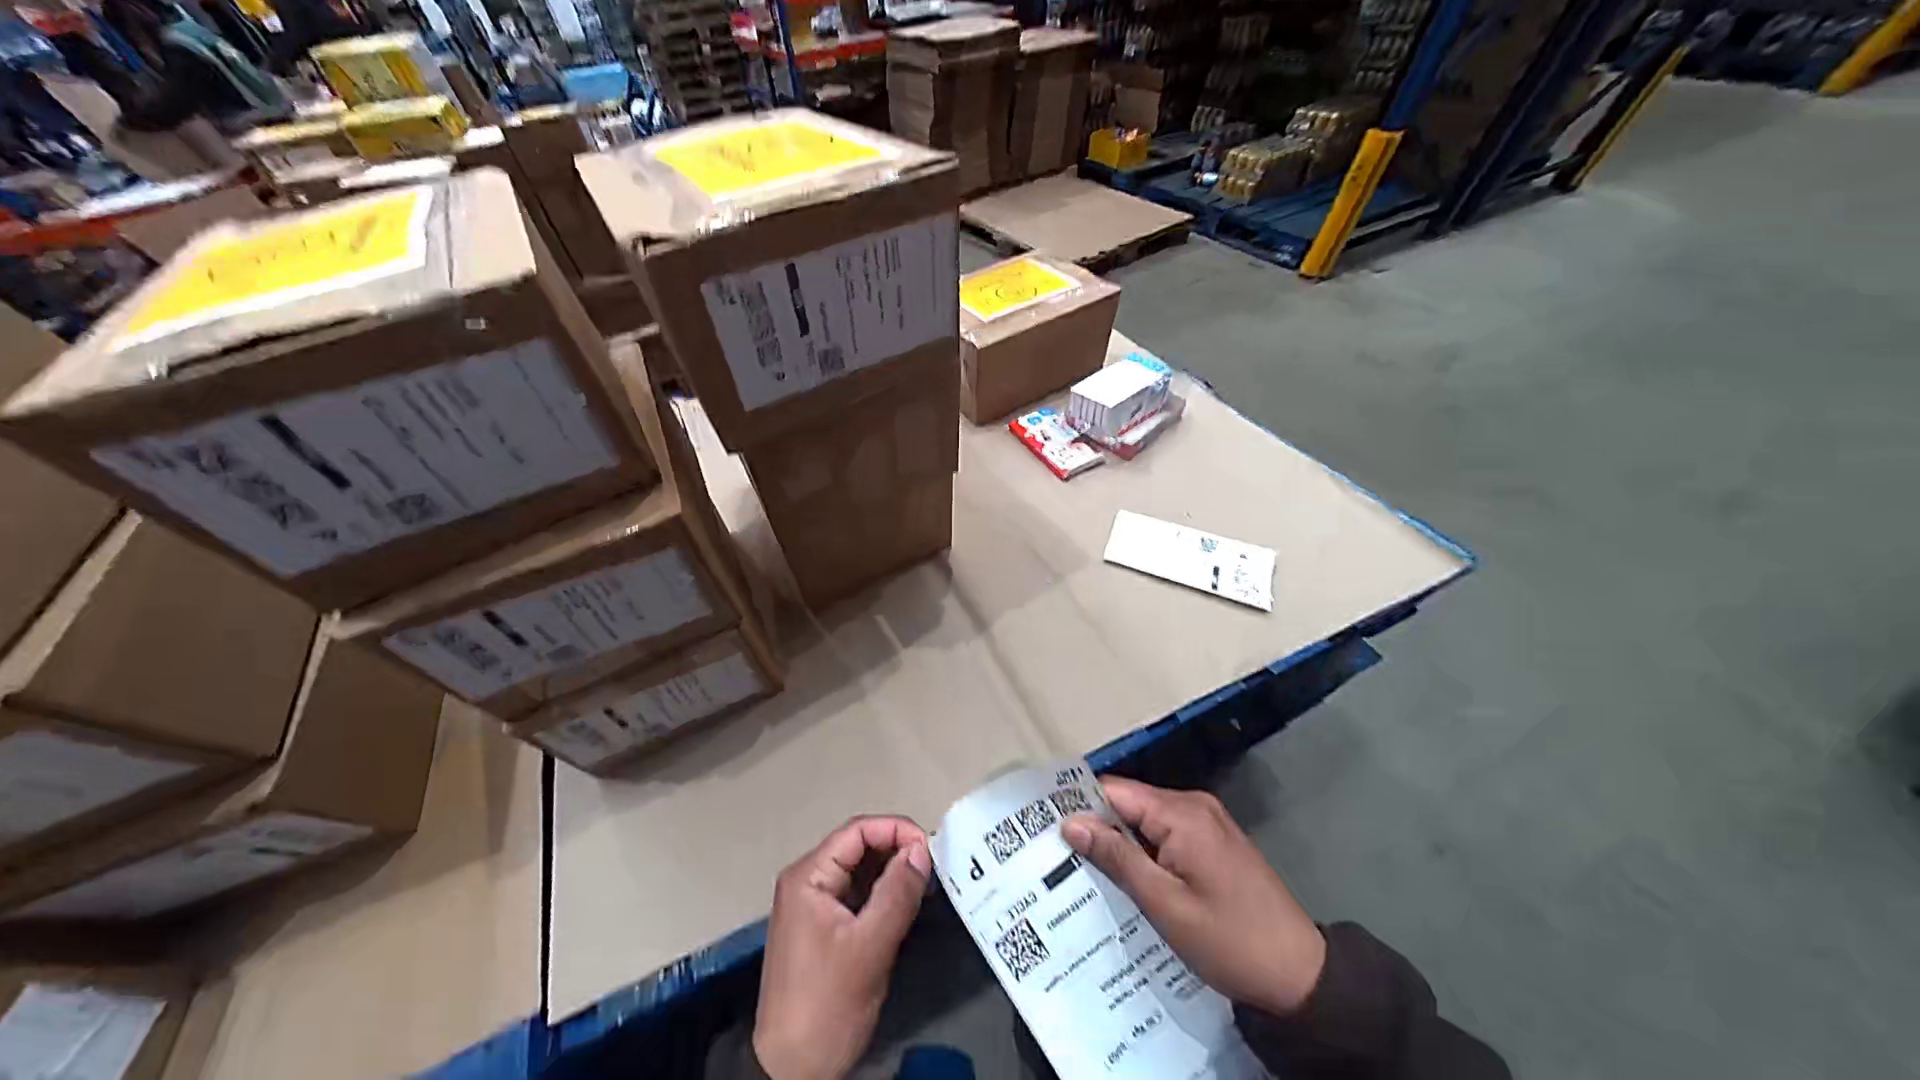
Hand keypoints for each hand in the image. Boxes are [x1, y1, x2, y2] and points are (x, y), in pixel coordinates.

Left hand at [753, 816, 932, 1079]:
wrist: (792, 1069)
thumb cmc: (826, 1003)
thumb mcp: (869, 947)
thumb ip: (897, 893)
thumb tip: (921, 850)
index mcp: (808, 876)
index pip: (856, 831)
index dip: (895, 830)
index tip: (931, 847)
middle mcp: (808, 881)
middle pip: (858, 847)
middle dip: (897, 849)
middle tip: (935, 866)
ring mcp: (815, 904)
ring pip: (861, 870)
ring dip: (894, 871)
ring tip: (929, 882)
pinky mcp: (825, 926)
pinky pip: (859, 894)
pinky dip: (885, 892)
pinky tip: (910, 901)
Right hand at [1061, 777, 1326, 1016]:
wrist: (1301, 975)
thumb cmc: (1229, 940)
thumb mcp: (1165, 904)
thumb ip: (1117, 857)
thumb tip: (1070, 822)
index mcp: (1182, 813)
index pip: (1113, 791)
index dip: (1079, 808)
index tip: (1047, 830)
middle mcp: (1194, 805)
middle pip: (1129, 803)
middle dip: (1097, 827)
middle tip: (1060, 857)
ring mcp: (1207, 821)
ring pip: (1145, 820)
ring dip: (1120, 843)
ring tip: (1085, 870)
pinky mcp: (1214, 841)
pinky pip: (1166, 834)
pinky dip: (1144, 852)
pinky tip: (1127, 879)